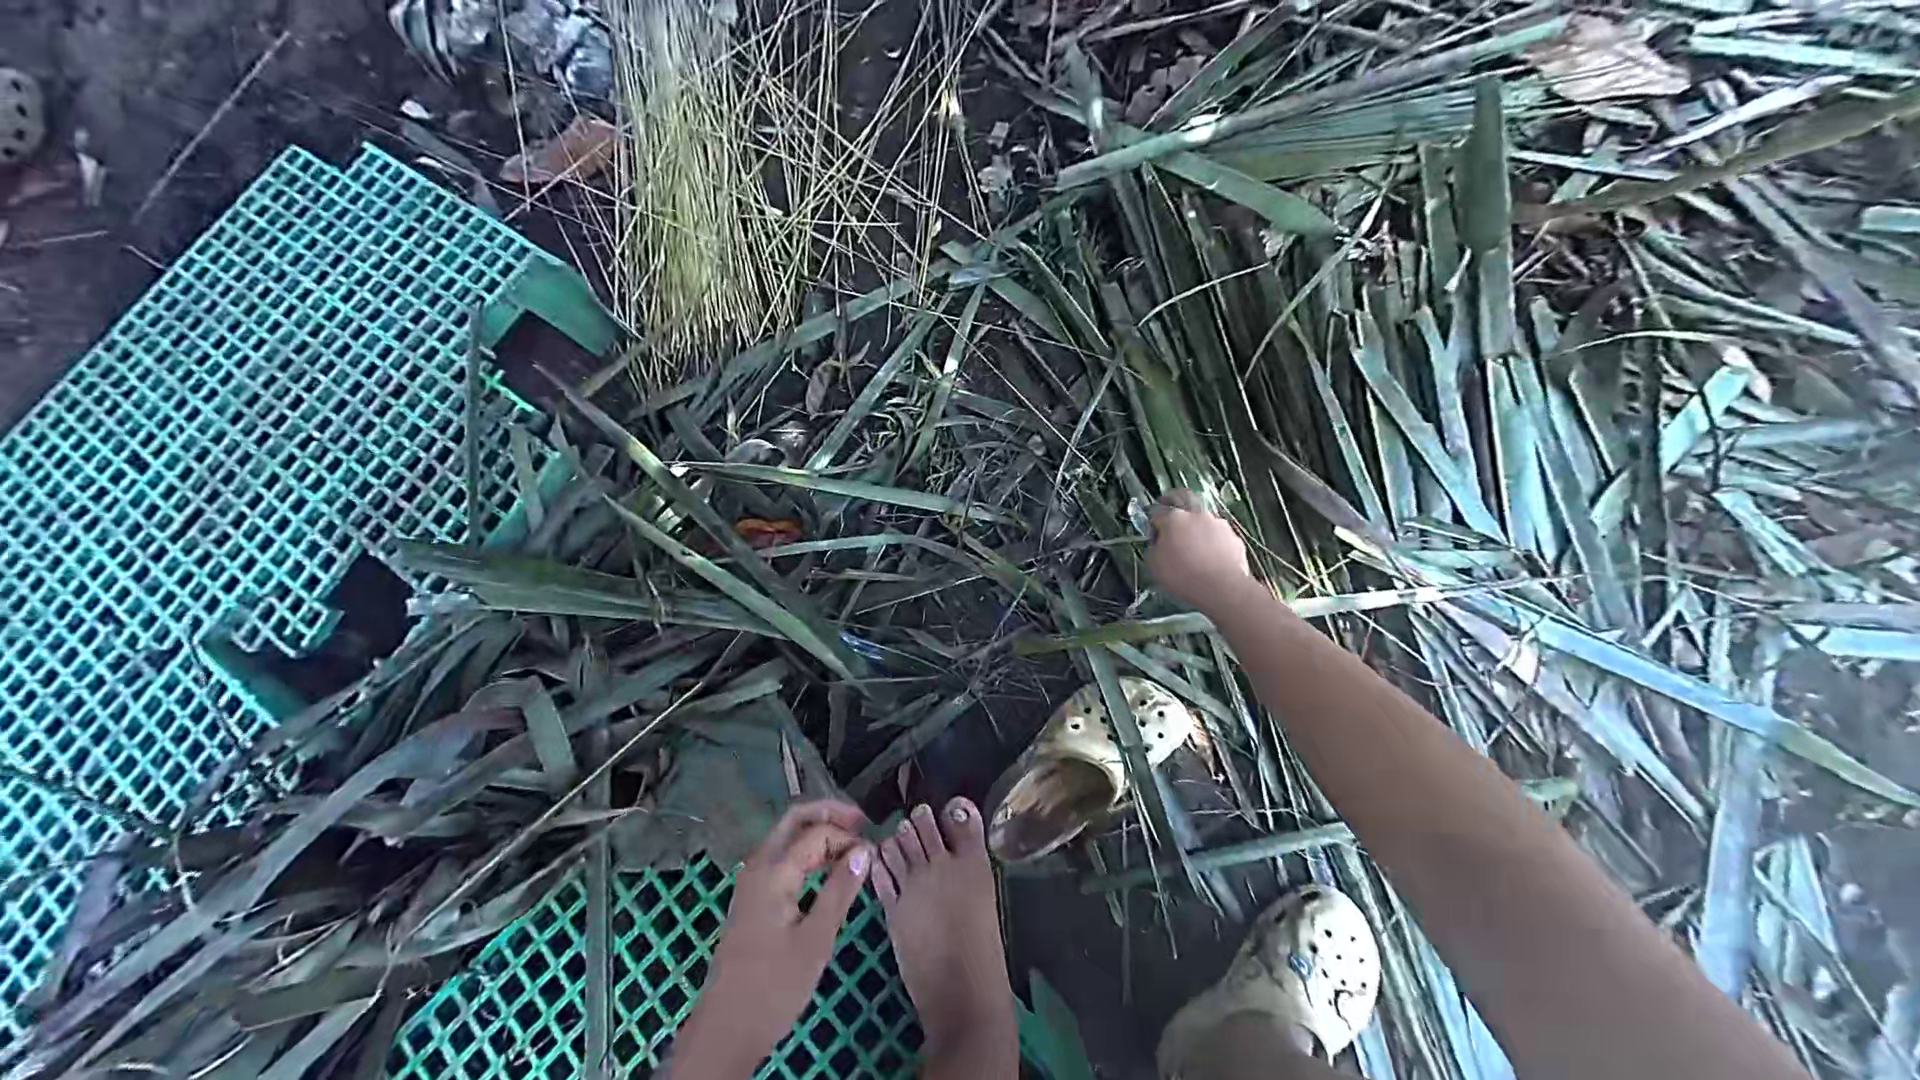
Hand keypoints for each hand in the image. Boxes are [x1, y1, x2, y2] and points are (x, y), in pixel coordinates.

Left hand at [672, 801, 873, 1078]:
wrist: (725, 1029)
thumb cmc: (773, 988)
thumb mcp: (816, 940)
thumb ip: (840, 890)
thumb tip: (864, 850)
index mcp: (773, 872)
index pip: (817, 833)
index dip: (848, 836)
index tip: (873, 852)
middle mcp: (758, 866)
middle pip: (794, 819)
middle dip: (829, 813)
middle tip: (861, 822)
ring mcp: (752, 880)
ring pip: (787, 836)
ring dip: (818, 831)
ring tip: (851, 843)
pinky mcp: (752, 897)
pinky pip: (782, 856)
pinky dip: (807, 851)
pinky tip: (827, 867)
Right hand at [1147, 489, 1255, 612]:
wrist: (1222, 588)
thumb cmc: (1182, 576)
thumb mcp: (1154, 564)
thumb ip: (1153, 546)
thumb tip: (1158, 541)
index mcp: (1173, 518)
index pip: (1156, 511)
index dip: (1152, 521)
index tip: (1151, 531)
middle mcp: (1196, 515)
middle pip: (1183, 497)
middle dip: (1173, 498)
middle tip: (1168, 504)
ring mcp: (1217, 523)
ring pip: (1203, 516)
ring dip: (1195, 522)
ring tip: (1193, 540)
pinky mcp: (1233, 536)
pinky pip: (1218, 533)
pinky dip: (1211, 538)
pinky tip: (1210, 553)